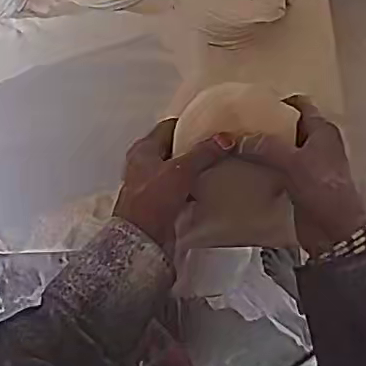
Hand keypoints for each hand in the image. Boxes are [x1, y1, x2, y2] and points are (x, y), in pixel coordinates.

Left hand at [114, 119, 231, 250]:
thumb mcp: (181, 170)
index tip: (208, 127)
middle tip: (215, 148)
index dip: (188, 126)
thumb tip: (223, 139)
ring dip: (193, 171)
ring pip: (176, 171)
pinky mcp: (157, 204)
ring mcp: (150, 186)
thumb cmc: (151, 201)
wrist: (142, 239)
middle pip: (173, 150)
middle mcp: (143, 165)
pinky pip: (178, 191)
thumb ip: (203, 153)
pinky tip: (205, 192)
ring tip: (214, 168)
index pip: (168, 128)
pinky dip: (191, 189)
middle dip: (193, 149)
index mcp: (143, 150)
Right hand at [235, 96, 365, 253]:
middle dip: (264, 125)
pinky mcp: (298, 184)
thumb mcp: (293, 163)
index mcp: (322, 130)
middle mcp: (316, 144)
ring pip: (280, 149)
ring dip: (261, 147)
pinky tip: (242, 167)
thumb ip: (263, 147)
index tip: (251, 103)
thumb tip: (233, 138)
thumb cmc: (323, 190)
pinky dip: (262, 166)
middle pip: (287, 127)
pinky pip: (276, 168)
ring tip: (234, 144)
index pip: (299, 105)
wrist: (334, 233)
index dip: (278, 102)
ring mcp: (308, 165)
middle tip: (236, 124)